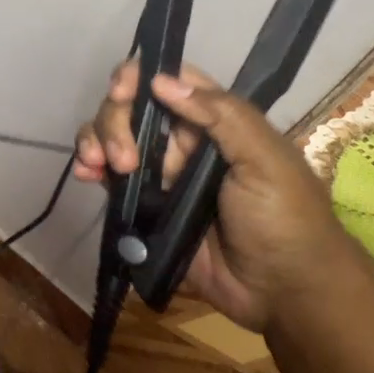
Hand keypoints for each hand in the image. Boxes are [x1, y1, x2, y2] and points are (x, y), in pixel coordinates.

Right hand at [74, 61, 356, 331]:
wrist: (284, 296)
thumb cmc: (286, 223)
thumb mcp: (269, 165)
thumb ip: (224, 117)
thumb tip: (161, 80)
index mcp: (216, 122)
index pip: (168, 79)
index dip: (137, 76)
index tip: (120, 92)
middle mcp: (182, 138)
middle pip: (129, 105)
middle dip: (114, 123)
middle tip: (124, 161)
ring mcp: (160, 168)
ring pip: (110, 132)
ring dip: (95, 141)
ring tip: (100, 169)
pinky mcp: (142, 198)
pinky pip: (105, 170)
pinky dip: (88, 165)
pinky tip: (87, 175)